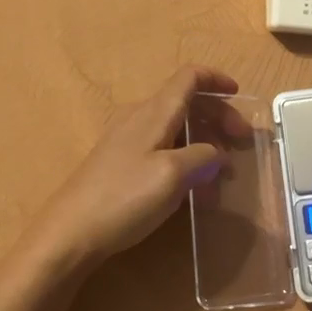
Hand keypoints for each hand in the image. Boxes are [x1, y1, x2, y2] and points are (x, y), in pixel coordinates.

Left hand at [35, 65, 239, 265]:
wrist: (70, 233)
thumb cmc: (123, 197)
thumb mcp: (173, 176)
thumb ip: (202, 157)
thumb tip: (218, 154)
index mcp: (155, 112)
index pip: (189, 77)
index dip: (216, 79)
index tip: (240, 94)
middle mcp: (140, 117)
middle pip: (186, 103)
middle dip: (218, 118)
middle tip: (241, 145)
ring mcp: (127, 140)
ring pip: (175, 128)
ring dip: (203, 144)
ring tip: (221, 177)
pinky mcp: (120, 163)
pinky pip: (162, 149)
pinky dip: (185, 160)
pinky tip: (193, 190)